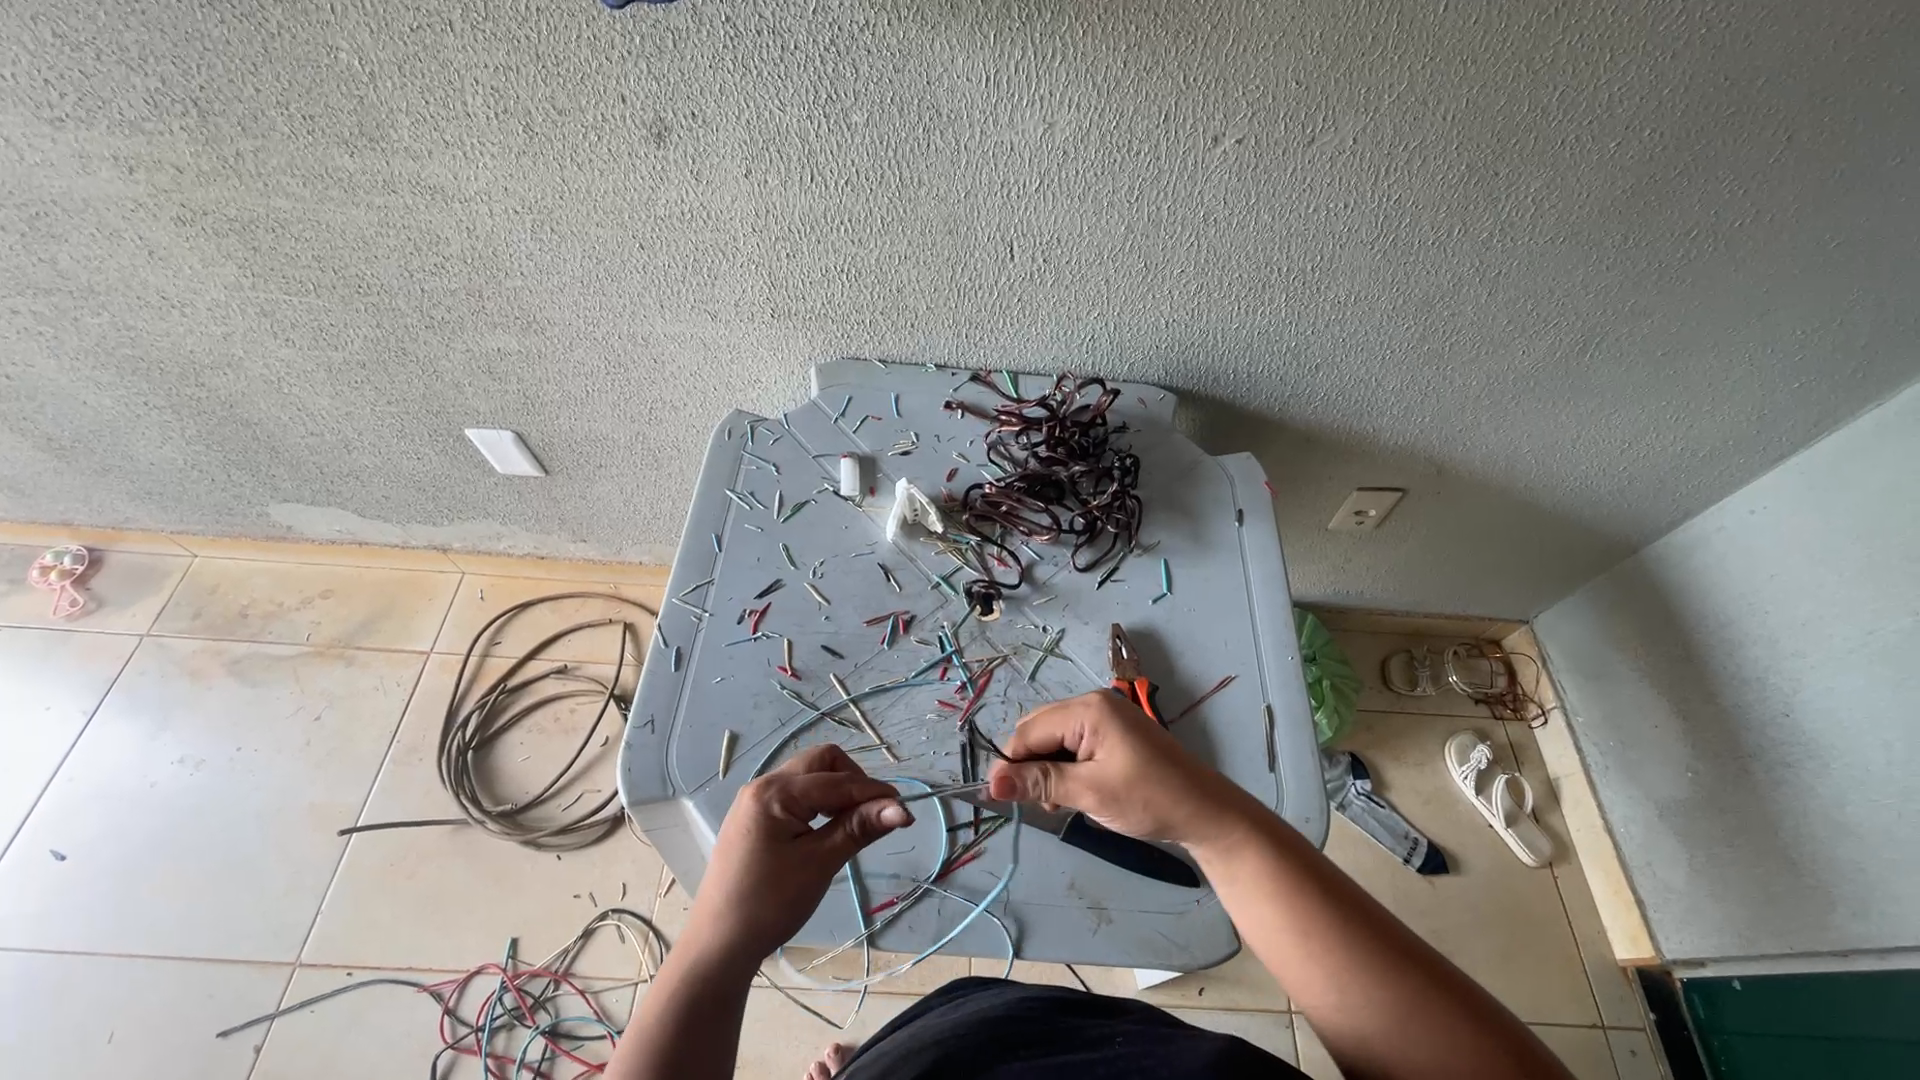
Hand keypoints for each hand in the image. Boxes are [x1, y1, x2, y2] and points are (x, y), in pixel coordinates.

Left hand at [679, 744, 911, 970]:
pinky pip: (796, 794)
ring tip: (852, 826)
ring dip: (837, 791)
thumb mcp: (820, 864)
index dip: (874, 793)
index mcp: (776, 792)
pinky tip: (827, 829)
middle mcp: (763, 784)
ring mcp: (756, 800)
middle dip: (853, 781)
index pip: (838, 780)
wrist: (718, 945)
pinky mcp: (755, 817)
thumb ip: (859, 828)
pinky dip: (819, 803)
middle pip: (822, 762)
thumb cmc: (769, 904)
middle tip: (872, 816)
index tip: (904, 814)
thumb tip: (901, 808)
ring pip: (809, 776)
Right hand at [986, 691, 1257, 849]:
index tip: (999, 798)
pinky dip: (1066, 768)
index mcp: (1088, 709)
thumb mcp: (1090, 793)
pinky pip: (1073, 745)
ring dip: (1047, 770)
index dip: (1010, 764)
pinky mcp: (1114, 734)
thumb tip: (991, 783)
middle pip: (1038, 730)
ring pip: (1054, 739)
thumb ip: (1039, 783)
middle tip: (1040, 804)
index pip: (1029, 731)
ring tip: (1061, 803)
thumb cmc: (1150, 799)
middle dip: (1030, 765)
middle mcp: (1093, 704)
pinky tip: (1075, 793)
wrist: (1207, 813)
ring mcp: (1106, 718)